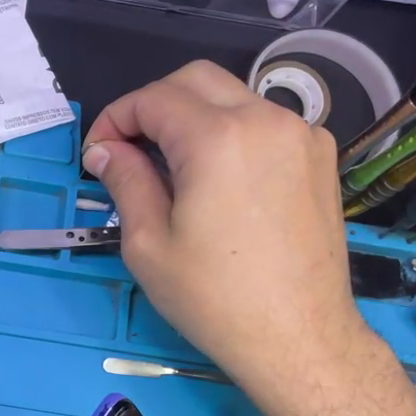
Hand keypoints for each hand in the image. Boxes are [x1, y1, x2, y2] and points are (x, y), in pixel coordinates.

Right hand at [83, 61, 378, 393]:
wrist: (296, 335)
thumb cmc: (212, 298)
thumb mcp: (148, 244)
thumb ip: (126, 183)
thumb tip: (105, 151)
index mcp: (218, 138)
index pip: (154, 98)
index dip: (115, 119)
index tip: (96, 155)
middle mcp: (266, 119)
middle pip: (196, 80)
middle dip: (152, 105)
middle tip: (126, 151)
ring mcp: (301, 135)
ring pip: (233, 98)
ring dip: (192, 119)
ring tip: (169, 171)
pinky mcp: (319, 158)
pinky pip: (264, 125)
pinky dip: (230, 135)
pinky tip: (215, 182)